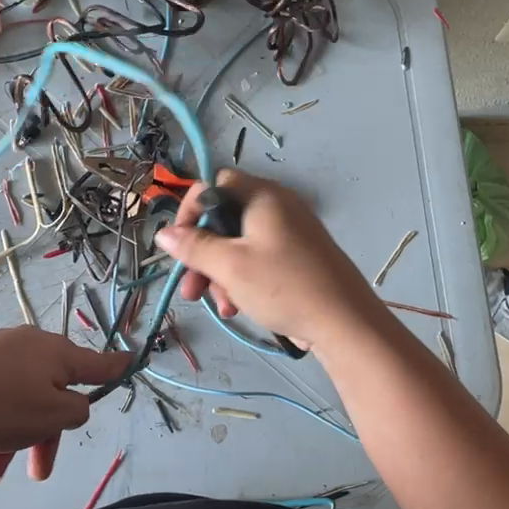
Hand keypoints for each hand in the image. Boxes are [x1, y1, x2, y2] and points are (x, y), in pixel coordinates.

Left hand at [0, 327, 131, 483]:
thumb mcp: (52, 417)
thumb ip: (77, 410)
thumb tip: (73, 401)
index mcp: (55, 352)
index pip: (97, 363)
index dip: (117, 368)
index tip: (133, 360)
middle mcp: (28, 344)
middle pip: (52, 392)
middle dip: (46, 435)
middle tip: (37, 474)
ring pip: (18, 400)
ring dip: (13, 439)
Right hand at [154, 171, 380, 351]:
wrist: (345, 322)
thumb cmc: (283, 287)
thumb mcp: (230, 267)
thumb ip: (194, 247)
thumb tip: (163, 233)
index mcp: (263, 196)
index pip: (215, 185)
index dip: (192, 211)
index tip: (180, 244)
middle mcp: (277, 207)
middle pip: (225, 219)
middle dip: (203, 254)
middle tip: (192, 288)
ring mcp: (290, 233)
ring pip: (238, 245)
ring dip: (220, 274)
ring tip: (220, 305)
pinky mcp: (297, 258)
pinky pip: (258, 260)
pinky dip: (242, 280)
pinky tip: (238, 307)